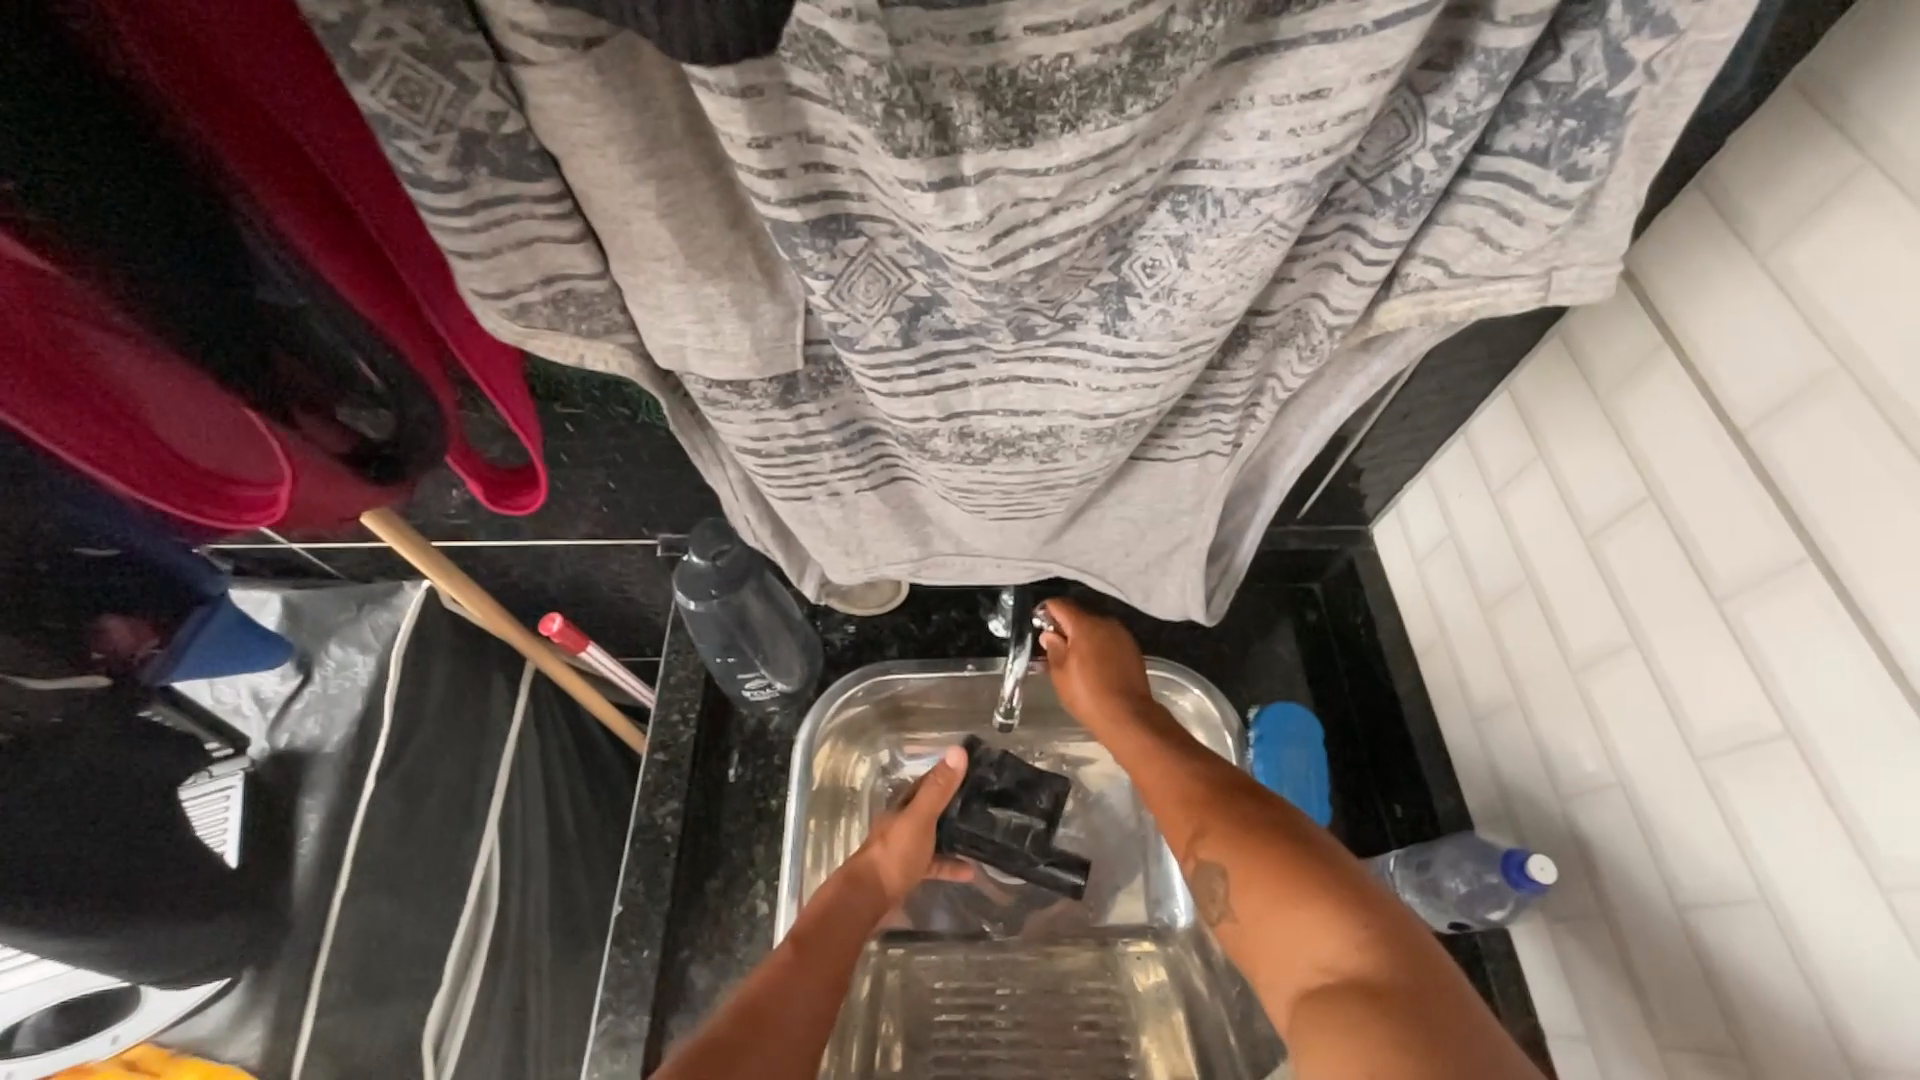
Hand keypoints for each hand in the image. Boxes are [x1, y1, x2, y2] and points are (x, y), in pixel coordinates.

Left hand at [849, 743, 973, 907]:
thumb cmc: (894, 854)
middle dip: (957, 802)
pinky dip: (950, 865)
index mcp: (905, 804)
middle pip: (934, 806)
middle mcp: (905, 820)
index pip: (931, 780)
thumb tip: (958, 750)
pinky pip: (935, 863)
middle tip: (987, 800)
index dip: (951, 772)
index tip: (977, 767)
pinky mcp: (910, 870)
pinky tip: (970, 872)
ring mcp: (906, 846)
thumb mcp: (919, 818)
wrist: (867, 898)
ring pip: (935, 834)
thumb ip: (939, 789)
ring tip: (984, 834)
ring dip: (955, 834)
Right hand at [1039, 599, 1158, 724]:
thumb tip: (1049, 635)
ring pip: (1095, 627)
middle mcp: (1105, 622)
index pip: (1059, 604)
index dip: (1045, 611)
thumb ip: (1053, 648)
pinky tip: (1093, 663)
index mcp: (1084, 625)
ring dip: (1083, 636)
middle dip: (1064, 625)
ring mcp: (1122, 634)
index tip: (1037, 624)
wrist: (1128, 715)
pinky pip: (1109, 638)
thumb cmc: (1087, 694)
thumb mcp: (1060, 674)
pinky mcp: (1132, 648)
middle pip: (1079, 614)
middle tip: (1053, 644)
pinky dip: (1098, 645)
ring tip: (1073, 656)